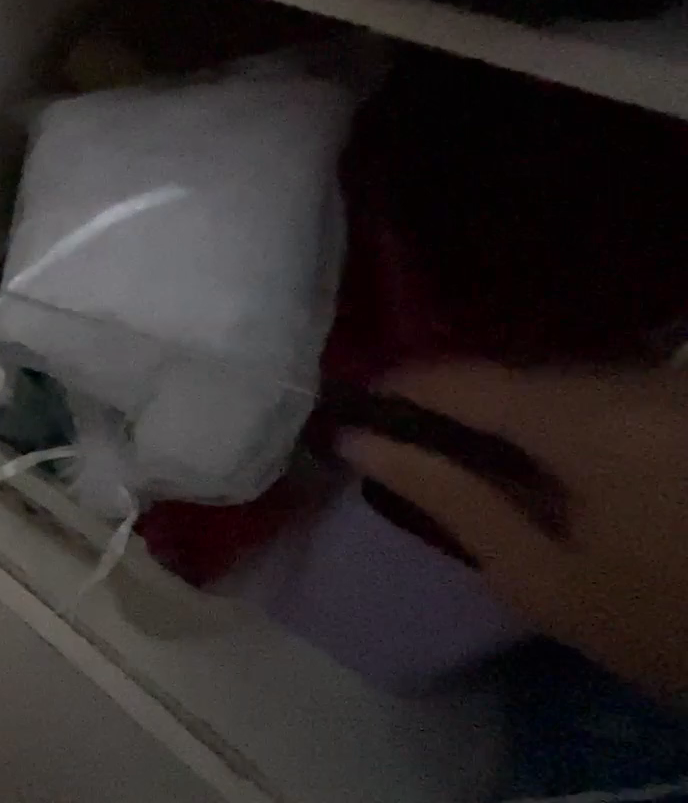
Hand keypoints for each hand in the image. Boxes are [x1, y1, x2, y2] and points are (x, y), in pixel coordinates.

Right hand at [340, 362, 687, 695]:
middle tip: (422, 458)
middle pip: (510, 376)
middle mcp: (643, 387)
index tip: (351, 417)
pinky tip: (576, 477)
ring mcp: (685, 397)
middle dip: (456, 411)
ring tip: (495, 471)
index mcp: (587, 424)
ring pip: (565, 384)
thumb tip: (355, 441)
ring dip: (515, 418)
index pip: (452, 378)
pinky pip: (617, 399)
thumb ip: (445, 498)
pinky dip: (573, 425)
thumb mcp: (545, 581)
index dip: (391, 391)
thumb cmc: (683, 630)